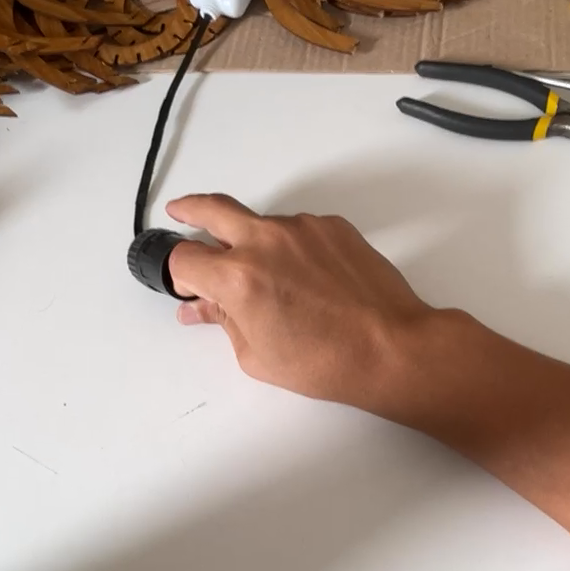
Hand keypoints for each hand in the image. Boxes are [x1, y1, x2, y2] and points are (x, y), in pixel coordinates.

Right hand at [164, 194, 444, 410]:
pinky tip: (305, 275)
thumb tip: (198, 308)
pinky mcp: (333, 226)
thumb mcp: (257, 354)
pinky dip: (291, 245)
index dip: (178, 273)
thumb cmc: (325, 361)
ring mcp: (302, 228)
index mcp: (238, 276)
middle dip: (189, 211)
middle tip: (181, 214)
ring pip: (260, 221)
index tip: (186, 282)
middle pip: (210, 209)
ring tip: (266, 273)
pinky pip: (298, 229)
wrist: (390, 346)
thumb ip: (222, 321)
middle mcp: (266, 240)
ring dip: (251, 239)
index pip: (184, 258)